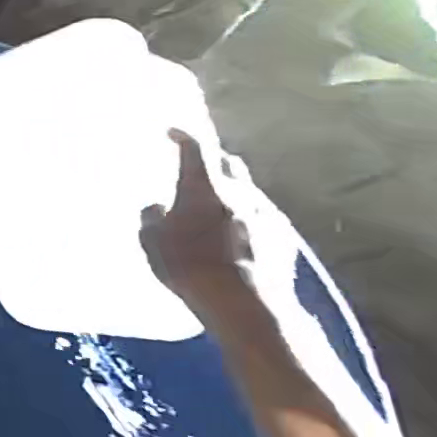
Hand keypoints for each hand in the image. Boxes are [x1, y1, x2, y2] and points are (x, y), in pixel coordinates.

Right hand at [141, 130, 293, 334]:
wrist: (246, 305)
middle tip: (195, 168)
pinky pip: (262, 215)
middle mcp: (240, 193)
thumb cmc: (189, 267)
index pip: (195, 148)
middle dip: (212, 160)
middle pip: (229, 163)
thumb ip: (151, 217)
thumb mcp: (151, 241)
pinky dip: (245, 214)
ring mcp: (267, 215)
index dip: (182, 136)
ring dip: (230, 190)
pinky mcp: (285, 238)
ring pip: (247, 189)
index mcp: (204, 188)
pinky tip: (235, 232)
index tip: (172, 132)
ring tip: (213, 205)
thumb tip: (158, 206)